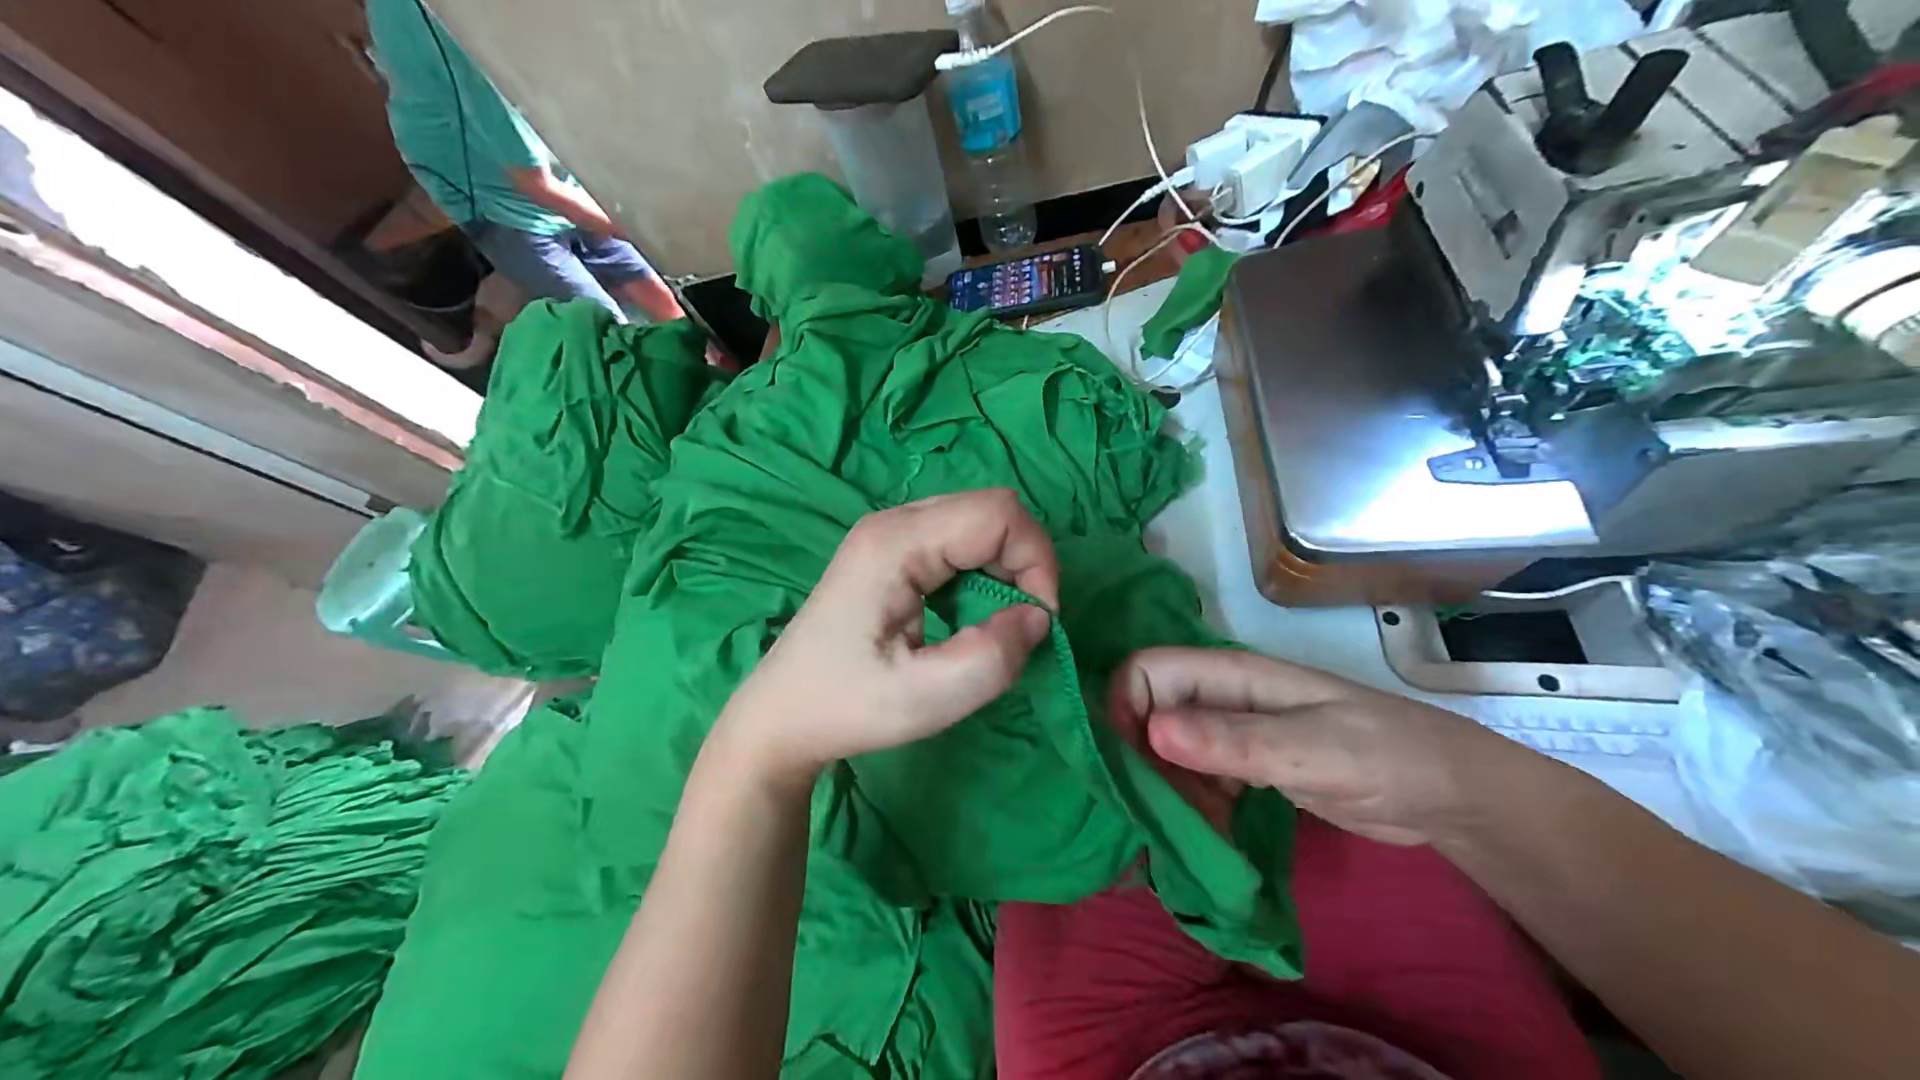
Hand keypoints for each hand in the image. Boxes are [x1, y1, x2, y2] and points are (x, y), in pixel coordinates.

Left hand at [713, 490, 1058, 788]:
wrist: (781, 715)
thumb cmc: (845, 707)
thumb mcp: (924, 699)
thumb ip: (992, 658)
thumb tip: (1039, 618)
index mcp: (896, 544)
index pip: (998, 514)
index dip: (1036, 561)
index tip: (1038, 622)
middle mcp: (893, 522)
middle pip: (990, 510)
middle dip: (1024, 563)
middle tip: (1021, 625)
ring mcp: (889, 533)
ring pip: (978, 522)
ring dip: (1005, 569)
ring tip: (996, 622)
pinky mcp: (891, 550)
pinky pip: (958, 540)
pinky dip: (983, 572)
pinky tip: (969, 612)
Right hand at [1107, 648, 1530, 846]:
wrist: (1449, 794)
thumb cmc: (1386, 755)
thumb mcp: (1311, 750)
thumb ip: (1233, 741)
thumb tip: (1151, 730)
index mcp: (1230, 675)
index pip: (1146, 671)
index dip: (1124, 708)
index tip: (1131, 766)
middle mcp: (1221, 697)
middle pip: (1147, 711)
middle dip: (1141, 758)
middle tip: (1162, 809)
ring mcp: (1233, 731)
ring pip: (1166, 747)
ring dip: (1166, 787)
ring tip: (1194, 826)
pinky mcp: (1245, 764)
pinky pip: (1193, 775)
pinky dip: (1190, 802)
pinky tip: (1211, 830)